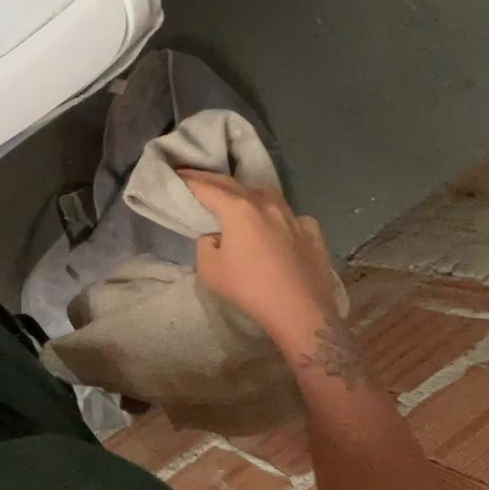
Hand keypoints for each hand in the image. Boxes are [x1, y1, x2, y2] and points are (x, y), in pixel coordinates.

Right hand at [181, 169, 340, 354]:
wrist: (302, 314)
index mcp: (238, 209)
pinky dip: (282, 216)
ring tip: (238, 198)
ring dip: (247, 192)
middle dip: (211, 179)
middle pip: (233, 184)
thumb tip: (216, 237)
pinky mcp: (312, 234)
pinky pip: (294, 216)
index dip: (188, 179)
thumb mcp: (209, 269)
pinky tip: (280, 227)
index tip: (175, 175)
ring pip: (266, 194)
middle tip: (195, 177)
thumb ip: (205, 244)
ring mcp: (293, 217)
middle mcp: (265, 205)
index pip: (206, 187)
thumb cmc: (250, 290)